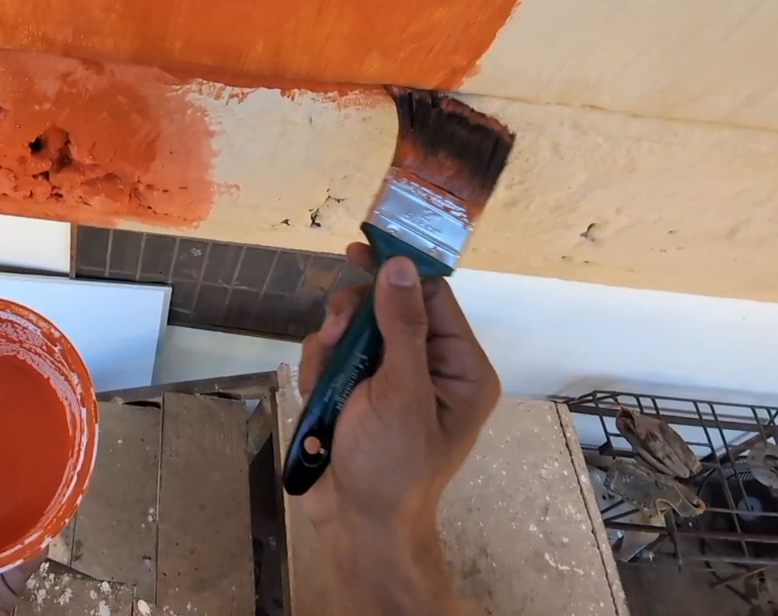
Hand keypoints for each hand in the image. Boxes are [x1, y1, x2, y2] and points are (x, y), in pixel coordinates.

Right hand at [297, 241, 499, 614]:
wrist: (356, 526)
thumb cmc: (392, 465)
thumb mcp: (400, 394)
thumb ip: (400, 327)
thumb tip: (398, 265)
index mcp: (458, 366)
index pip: (431, 295)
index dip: (396, 270)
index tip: (359, 250)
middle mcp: (427, 365)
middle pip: (384, 305)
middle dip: (353, 318)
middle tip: (335, 330)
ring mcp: (388, 376)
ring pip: (351, 327)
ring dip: (331, 347)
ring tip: (326, 381)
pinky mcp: (356, 388)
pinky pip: (331, 352)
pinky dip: (319, 368)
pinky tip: (318, 397)